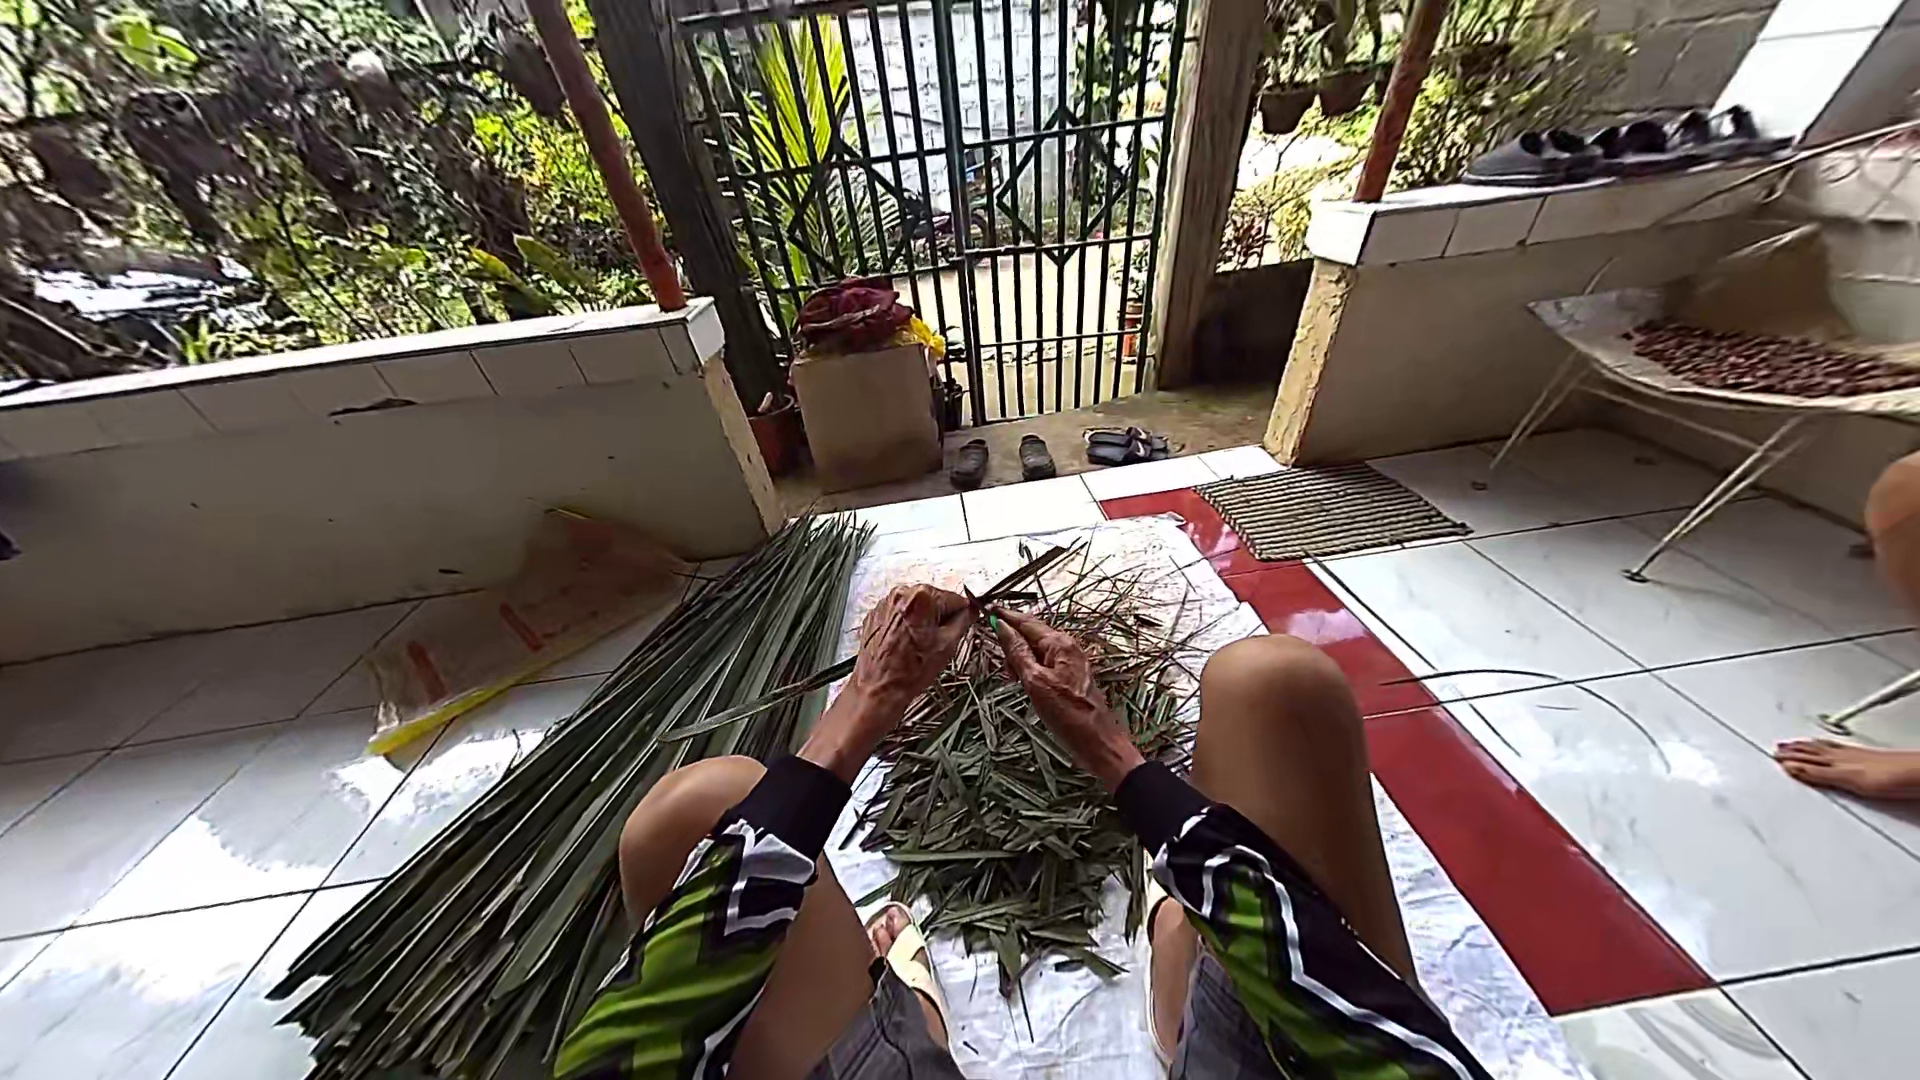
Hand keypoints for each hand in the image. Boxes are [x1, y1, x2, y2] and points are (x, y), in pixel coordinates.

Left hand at [800, 585, 973, 781]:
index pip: (954, 598)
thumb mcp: (948, 645)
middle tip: (938, 640)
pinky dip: (905, 625)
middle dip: (939, 618)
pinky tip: (905, 644)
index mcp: (922, 597)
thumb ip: (964, 621)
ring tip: (919, 645)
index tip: (962, 622)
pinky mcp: (875, 615)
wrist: (879, 688)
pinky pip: (899, 614)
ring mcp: (885, 604)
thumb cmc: (908, 671)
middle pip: (933, 599)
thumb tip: (970, 611)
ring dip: (922, 621)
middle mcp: (901, 594)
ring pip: (916, 607)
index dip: (961, 614)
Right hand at [990, 606, 1143, 791]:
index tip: (987, 610)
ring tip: (1012, 678)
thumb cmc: (1069, 716)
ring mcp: (1069, 661)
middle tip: (999, 660)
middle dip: (1011, 642)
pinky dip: (1029, 669)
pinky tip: (1023, 682)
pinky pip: (1043, 663)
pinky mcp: (1069, 675)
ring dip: (1019, 658)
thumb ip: (1017, 652)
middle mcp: (1067, 647)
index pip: (1026, 622)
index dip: (1005, 615)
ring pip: (1036, 650)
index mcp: (1060, 643)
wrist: (1098, 743)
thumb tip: (1001, 626)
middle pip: (1031, 634)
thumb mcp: (1035, 682)